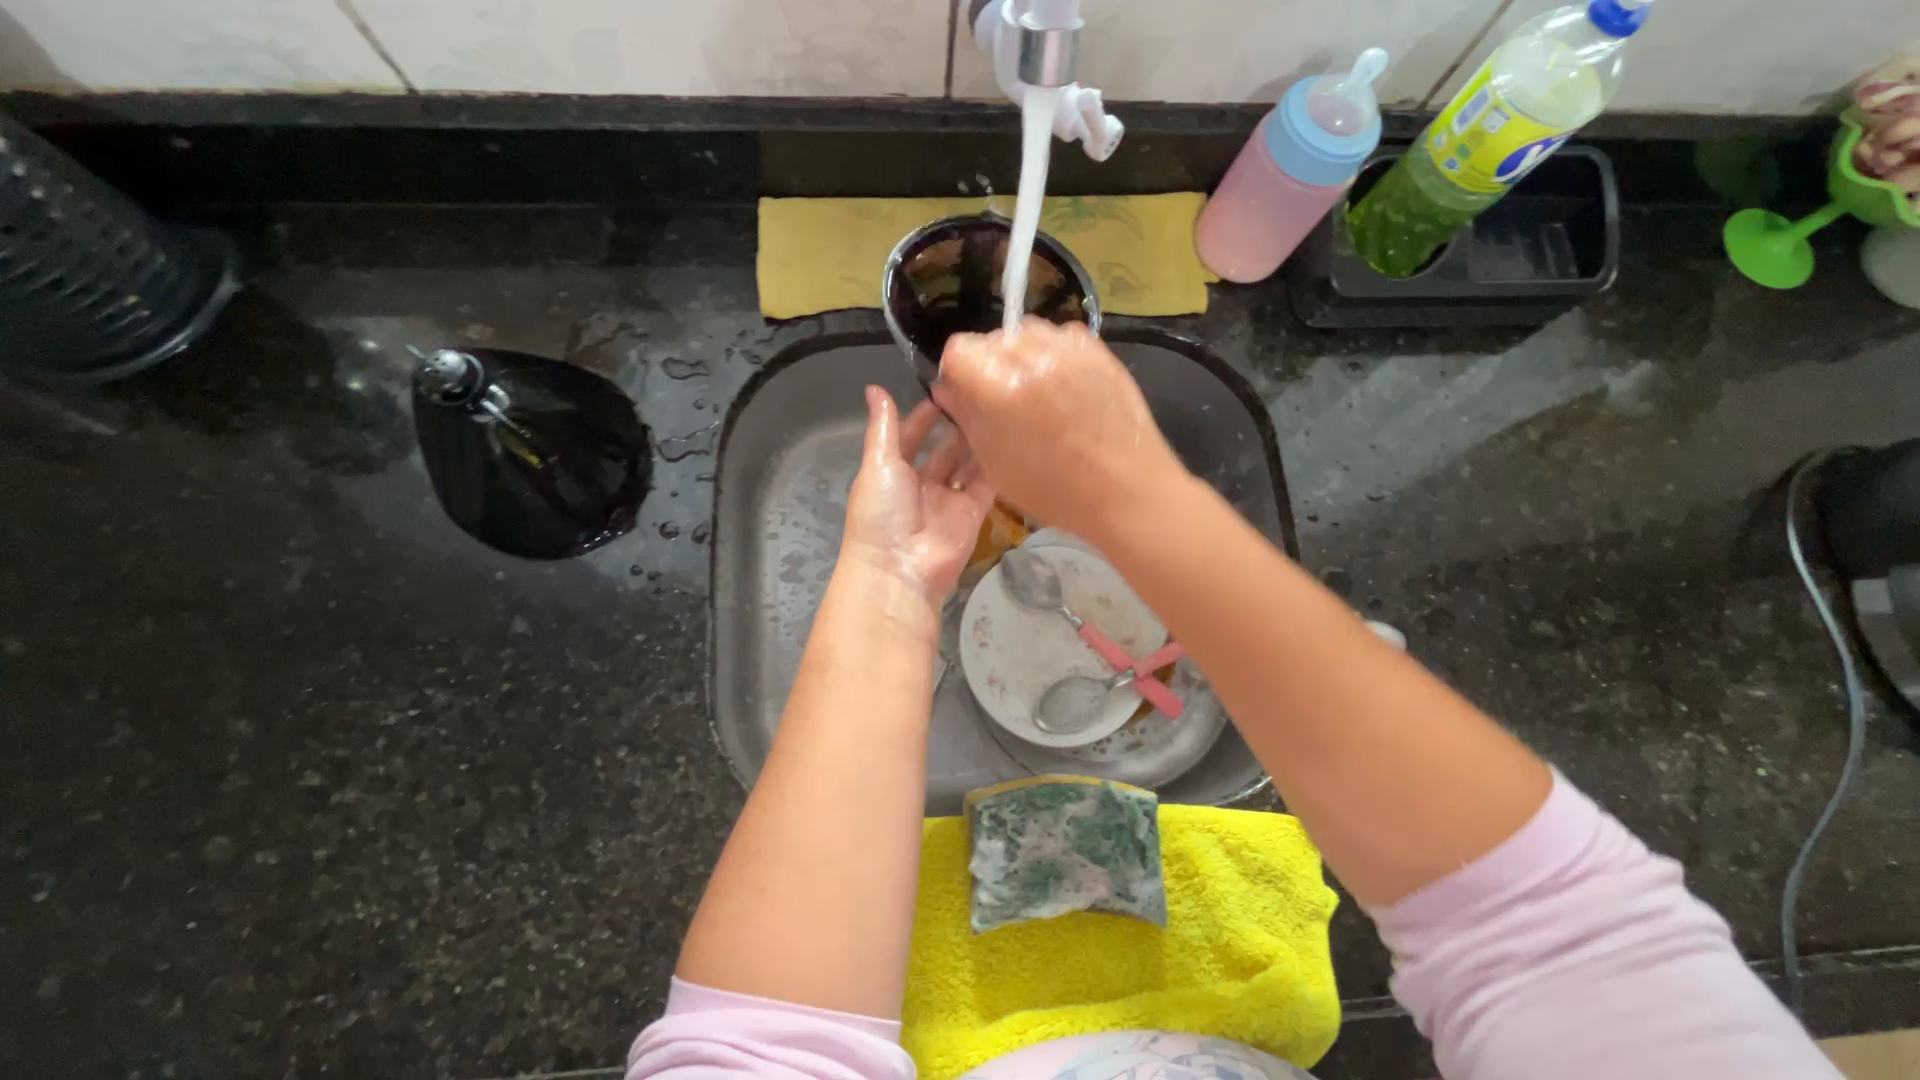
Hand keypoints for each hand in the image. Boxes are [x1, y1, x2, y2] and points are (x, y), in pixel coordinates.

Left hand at [840, 386, 995, 609]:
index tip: (946, 388)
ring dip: (977, 443)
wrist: (901, 568)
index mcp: (893, 472)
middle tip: (980, 397)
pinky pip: (986, 485)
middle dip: (956, 427)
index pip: (910, 436)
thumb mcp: (877, 462)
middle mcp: (921, 485)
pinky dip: (997, 466)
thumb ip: (883, 426)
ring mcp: (949, 500)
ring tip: (998, 411)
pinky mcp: (973, 513)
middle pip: (943, 450)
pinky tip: (1011, 439)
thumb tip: (875, 387)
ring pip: (966, 465)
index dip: (925, 415)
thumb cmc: (881, 511)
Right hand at [933, 319, 1181, 540]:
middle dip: (991, 366)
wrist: (1126, 489)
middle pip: (993, 340)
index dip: (958, 374)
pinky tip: (1066, 392)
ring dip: (1023, 358)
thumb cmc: (1054, 488)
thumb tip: (947, 388)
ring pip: (1027, 334)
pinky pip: (1060, 340)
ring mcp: (1067, 346)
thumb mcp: (995, 462)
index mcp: (997, 382)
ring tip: (1039, 397)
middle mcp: (1031, 352)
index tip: (969, 398)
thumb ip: (967, 416)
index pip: (959, 349)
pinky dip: (1054, 358)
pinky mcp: (1097, 348)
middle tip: (1006, 404)